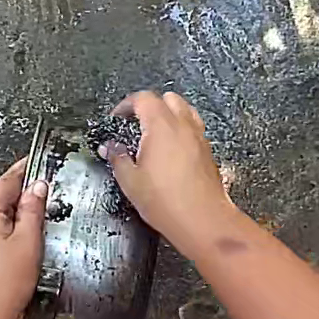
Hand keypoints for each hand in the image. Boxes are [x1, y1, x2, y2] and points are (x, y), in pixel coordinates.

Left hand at [0, 158, 48, 318]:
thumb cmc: (2, 284)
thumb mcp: (27, 242)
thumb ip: (33, 211)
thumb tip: (38, 187)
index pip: (7, 180)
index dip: (26, 169)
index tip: (41, 160)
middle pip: (1, 197)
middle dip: (25, 193)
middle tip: (51, 189)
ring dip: (19, 214)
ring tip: (44, 215)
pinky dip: (11, 230)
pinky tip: (27, 239)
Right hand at [99, 91, 240, 253]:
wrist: (202, 220)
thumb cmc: (167, 202)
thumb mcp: (130, 181)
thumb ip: (118, 158)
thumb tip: (110, 148)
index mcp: (161, 126)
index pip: (143, 98)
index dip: (126, 105)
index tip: (117, 118)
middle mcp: (183, 126)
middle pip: (168, 98)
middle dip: (149, 106)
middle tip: (134, 123)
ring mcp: (199, 138)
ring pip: (185, 111)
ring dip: (168, 116)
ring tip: (153, 135)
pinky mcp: (208, 152)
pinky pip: (194, 130)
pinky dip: (181, 131)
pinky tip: (171, 151)